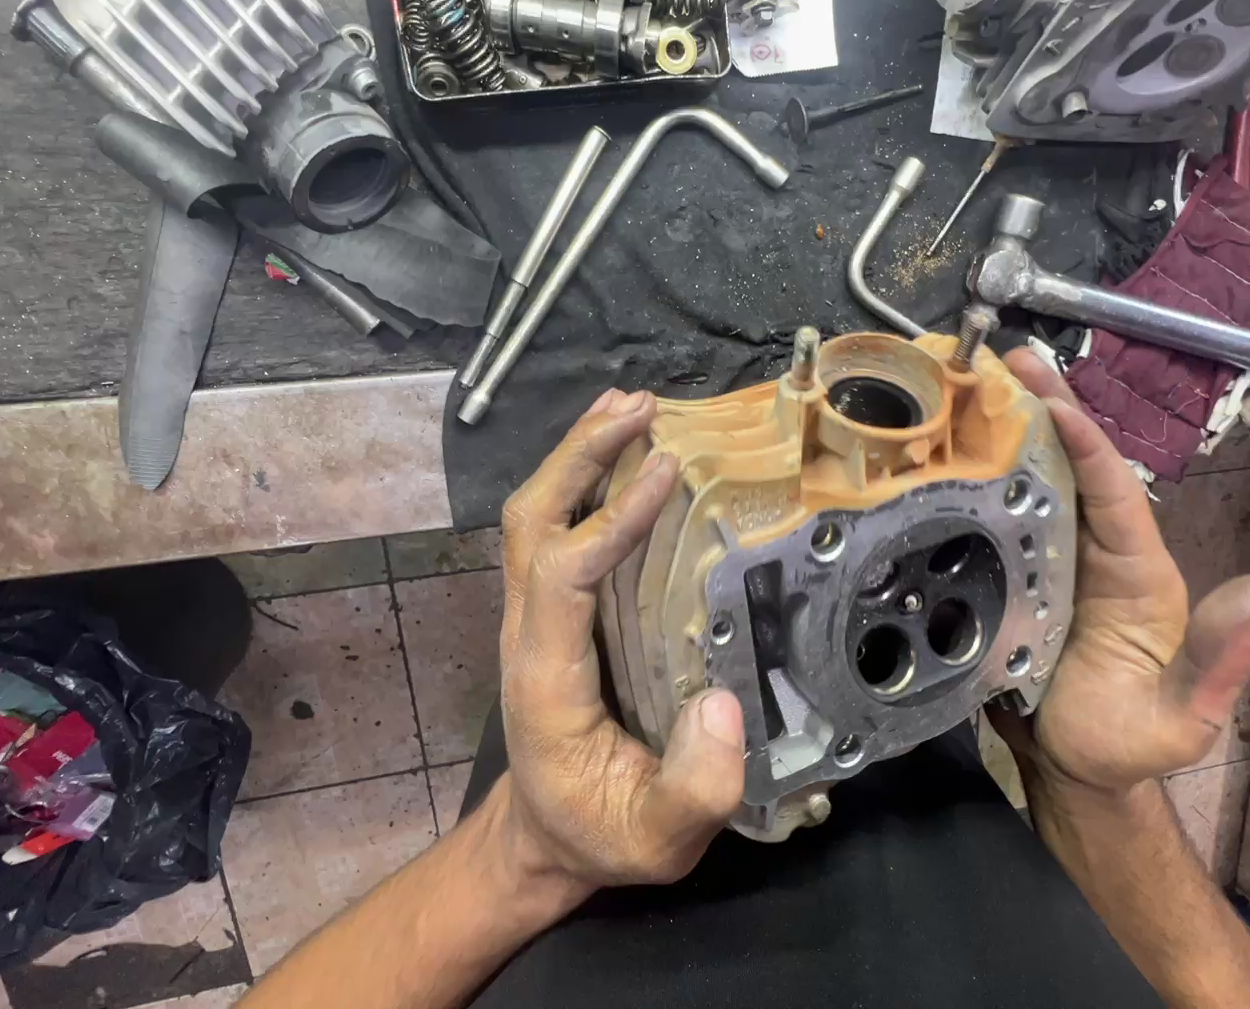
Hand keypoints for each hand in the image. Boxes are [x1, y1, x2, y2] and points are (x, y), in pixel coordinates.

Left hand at [490, 389, 746, 893]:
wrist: (544, 837)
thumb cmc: (598, 834)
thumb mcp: (655, 840)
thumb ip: (694, 789)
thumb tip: (722, 704)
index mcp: (546, 677)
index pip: (562, 575)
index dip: (611, 519)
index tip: (667, 472)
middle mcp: (527, 631)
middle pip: (531, 520)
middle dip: (579, 455)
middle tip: (640, 408)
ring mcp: (535, 615)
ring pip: (535, 515)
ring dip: (577, 455)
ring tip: (630, 408)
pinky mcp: (555, 611)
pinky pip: (556, 529)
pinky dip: (583, 480)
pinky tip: (623, 455)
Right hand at [990, 349, 1249, 796]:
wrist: (1069, 765)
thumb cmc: (1129, 743)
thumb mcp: (1184, 718)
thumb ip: (1217, 663)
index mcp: (1139, 572)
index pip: (1117, 496)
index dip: (1088, 447)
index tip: (1054, 401)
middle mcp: (1095, 552)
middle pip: (1073, 472)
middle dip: (1048, 410)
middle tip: (1011, 359)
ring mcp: (1048, 562)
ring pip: (1031, 486)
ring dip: (1005, 434)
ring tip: (970, 387)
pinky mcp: (1008, 576)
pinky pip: (993, 522)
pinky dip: (973, 483)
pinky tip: (943, 455)